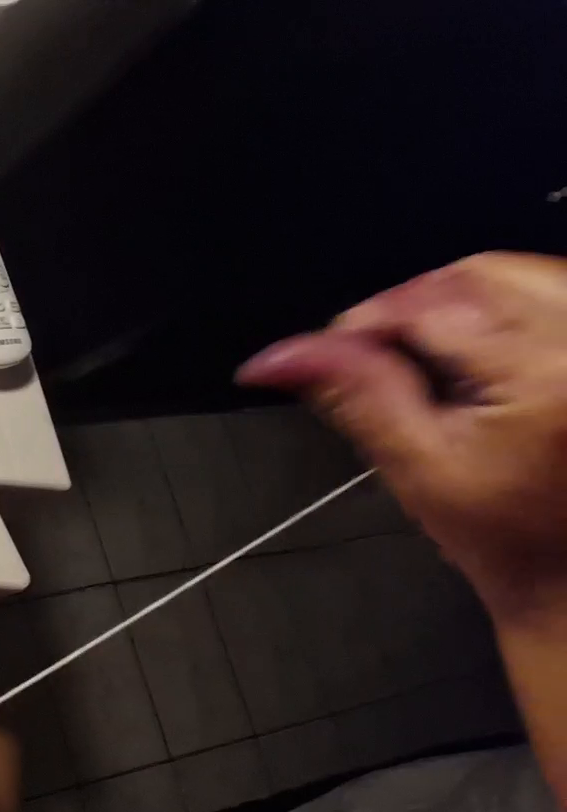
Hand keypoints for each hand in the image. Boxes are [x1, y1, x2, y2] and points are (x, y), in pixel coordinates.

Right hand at [237, 253, 566, 622]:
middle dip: (407, 310)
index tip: (320, 359)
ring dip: (451, 308)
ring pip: (518, 275)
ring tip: (422, 363)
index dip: (359, 325)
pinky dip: (496, 312)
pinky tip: (474, 359)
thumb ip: (351, 394)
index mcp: (549, 372)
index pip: (427, 304)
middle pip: (479, 274)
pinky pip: (549, 292)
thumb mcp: (413, 464)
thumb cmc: (510, 533)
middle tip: (369, 359)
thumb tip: (275, 359)